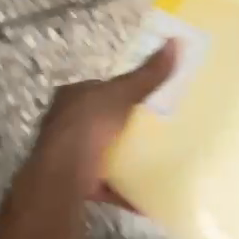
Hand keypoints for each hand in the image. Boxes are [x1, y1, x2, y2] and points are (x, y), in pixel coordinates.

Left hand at [29, 43, 176, 204]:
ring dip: (121, 159)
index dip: (123, 92)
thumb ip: (147, 74)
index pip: (99, 88)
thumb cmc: (89, 127)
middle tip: (154, 131)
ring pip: (100, 152)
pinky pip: (104, 185)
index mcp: (72, 96)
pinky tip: (145, 196)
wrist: (62, 176)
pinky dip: (122, 189)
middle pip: (100, 121)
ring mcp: (67, 153)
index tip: (147, 102)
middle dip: (123, 126)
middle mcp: (64, 122)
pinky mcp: (74, 183)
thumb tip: (175, 41)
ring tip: (152, 161)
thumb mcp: (121, 94)